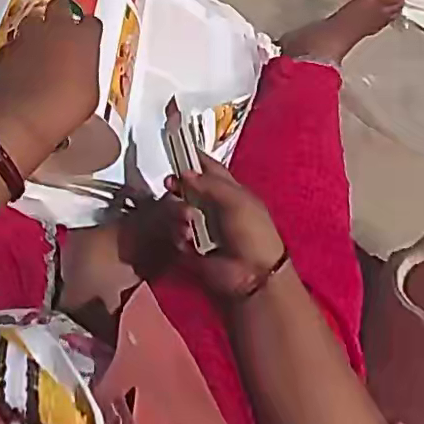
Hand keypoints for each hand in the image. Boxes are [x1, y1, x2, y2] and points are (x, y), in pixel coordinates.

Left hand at [0, 3, 102, 154]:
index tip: (89, 38)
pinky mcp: (6, 49)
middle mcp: (55, 29)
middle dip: (61, 16)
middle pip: (60, 8)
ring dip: (36, 30)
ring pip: (32, 20)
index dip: (89, 31)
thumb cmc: (59, 106)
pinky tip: (19, 64)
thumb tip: (84, 87)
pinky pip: (13, 42)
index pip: (92, 23)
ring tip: (40, 46)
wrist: (19, 115)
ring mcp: (27, 36)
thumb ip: (86, 80)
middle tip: (63, 31)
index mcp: (83, 38)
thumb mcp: (88, 98)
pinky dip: (17, 50)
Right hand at [165, 158, 287, 301]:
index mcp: (229, 190)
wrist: (253, 277)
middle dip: (178, 184)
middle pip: (187, 186)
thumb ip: (210, 184)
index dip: (193, 157)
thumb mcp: (237, 201)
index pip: (207, 167)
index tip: (174, 146)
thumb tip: (184, 172)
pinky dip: (178, 232)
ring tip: (187, 220)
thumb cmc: (252, 232)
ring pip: (177, 207)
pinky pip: (174, 231)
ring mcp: (200, 225)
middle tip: (170, 185)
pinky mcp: (189, 245)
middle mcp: (212, 204)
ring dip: (178, 210)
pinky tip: (188, 238)